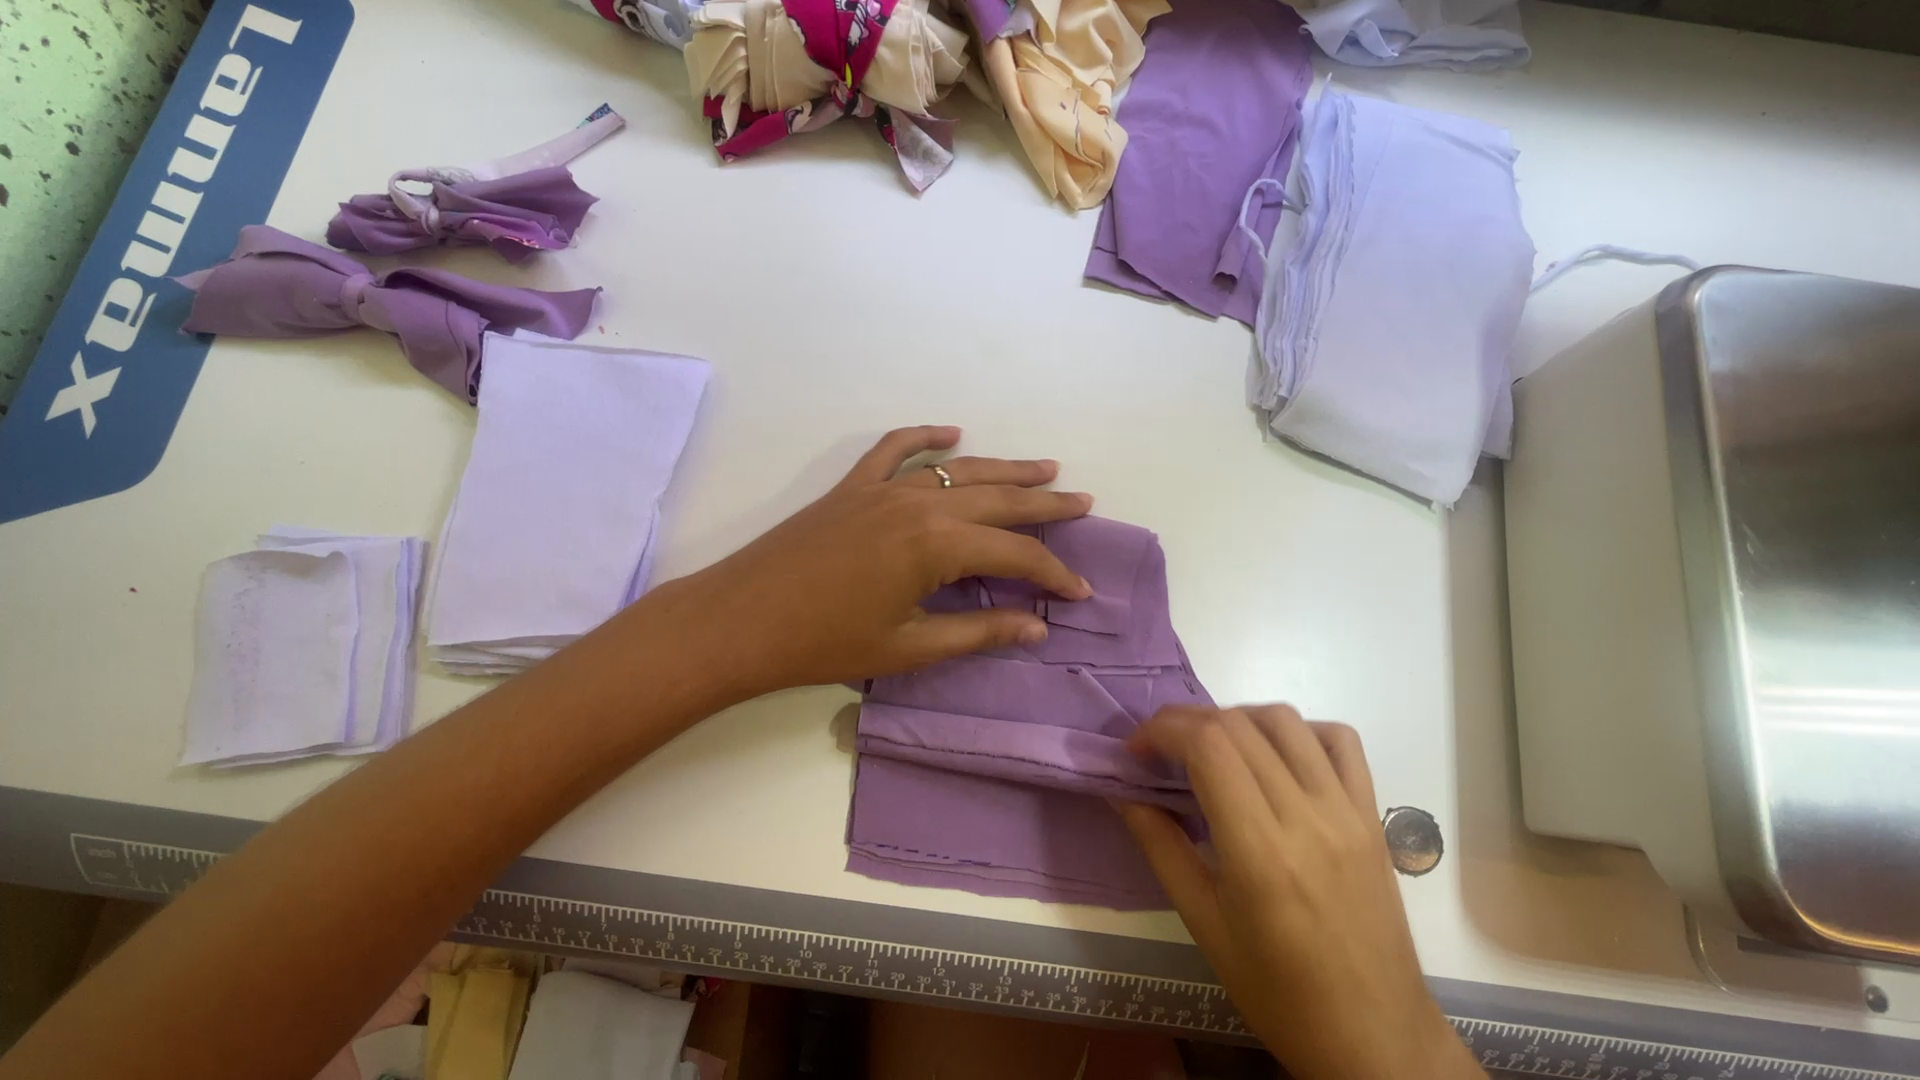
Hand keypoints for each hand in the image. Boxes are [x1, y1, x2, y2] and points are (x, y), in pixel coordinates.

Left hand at [644, 425, 1093, 700]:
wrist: (741, 619)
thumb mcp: (910, 647)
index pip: (1016, 554)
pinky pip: (896, 449)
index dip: (1054, 573)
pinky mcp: (853, 486)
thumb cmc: (826, 642)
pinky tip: (952, 433)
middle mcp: (920, 503)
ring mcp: (884, 488)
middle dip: (1045, 504)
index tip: (1079, 591)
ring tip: (1044, 468)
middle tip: (1083, 502)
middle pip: (998, 499)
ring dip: (1004, 469)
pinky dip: (926, 437)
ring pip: (960, 470)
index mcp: (938, 544)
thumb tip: (1037, 627)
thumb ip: (979, 630)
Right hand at [1116, 706, 1482, 1079]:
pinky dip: (1298, 731)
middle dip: (1185, 722)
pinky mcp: (1372, 816)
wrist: (1374, 1036)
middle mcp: (1308, 817)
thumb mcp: (1204, 925)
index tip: (1134, 752)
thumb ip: (1161, 848)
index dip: (1162, 731)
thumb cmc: (1277, 993)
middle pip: (1239, 725)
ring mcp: (1348, 811)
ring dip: (1236, 718)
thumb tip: (1123, 793)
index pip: (1209, 746)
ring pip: (1286, 721)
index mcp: (1261, 852)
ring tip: (1210, 750)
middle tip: (1158, 752)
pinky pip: (1340, 742)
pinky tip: (1273, 757)